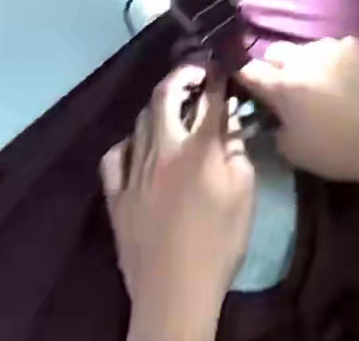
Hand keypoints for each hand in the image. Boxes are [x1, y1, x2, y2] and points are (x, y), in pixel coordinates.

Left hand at [103, 65, 253, 337]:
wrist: (175, 294)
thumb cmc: (219, 241)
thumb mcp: (244, 190)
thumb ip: (236, 147)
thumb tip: (230, 116)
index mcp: (199, 148)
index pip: (210, 96)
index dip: (219, 74)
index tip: (225, 64)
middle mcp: (163, 150)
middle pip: (165, 94)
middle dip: (184, 74)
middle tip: (200, 73)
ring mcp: (134, 172)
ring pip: (141, 119)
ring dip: (161, 104)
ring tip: (177, 106)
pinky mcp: (116, 197)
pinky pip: (114, 157)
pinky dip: (129, 142)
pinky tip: (141, 145)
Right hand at [236, 37, 358, 187]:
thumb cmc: (333, 149)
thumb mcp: (289, 148)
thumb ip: (271, 123)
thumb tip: (269, 111)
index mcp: (283, 84)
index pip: (249, 70)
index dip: (245, 77)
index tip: (249, 86)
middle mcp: (303, 57)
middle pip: (275, 51)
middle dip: (275, 66)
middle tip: (286, 88)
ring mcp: (330, 46)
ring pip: (305, 47)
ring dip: (304, 61)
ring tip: (318, 83)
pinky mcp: (353, 44)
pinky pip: (332, 46)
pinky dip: (331, 59)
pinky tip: (341, 77)